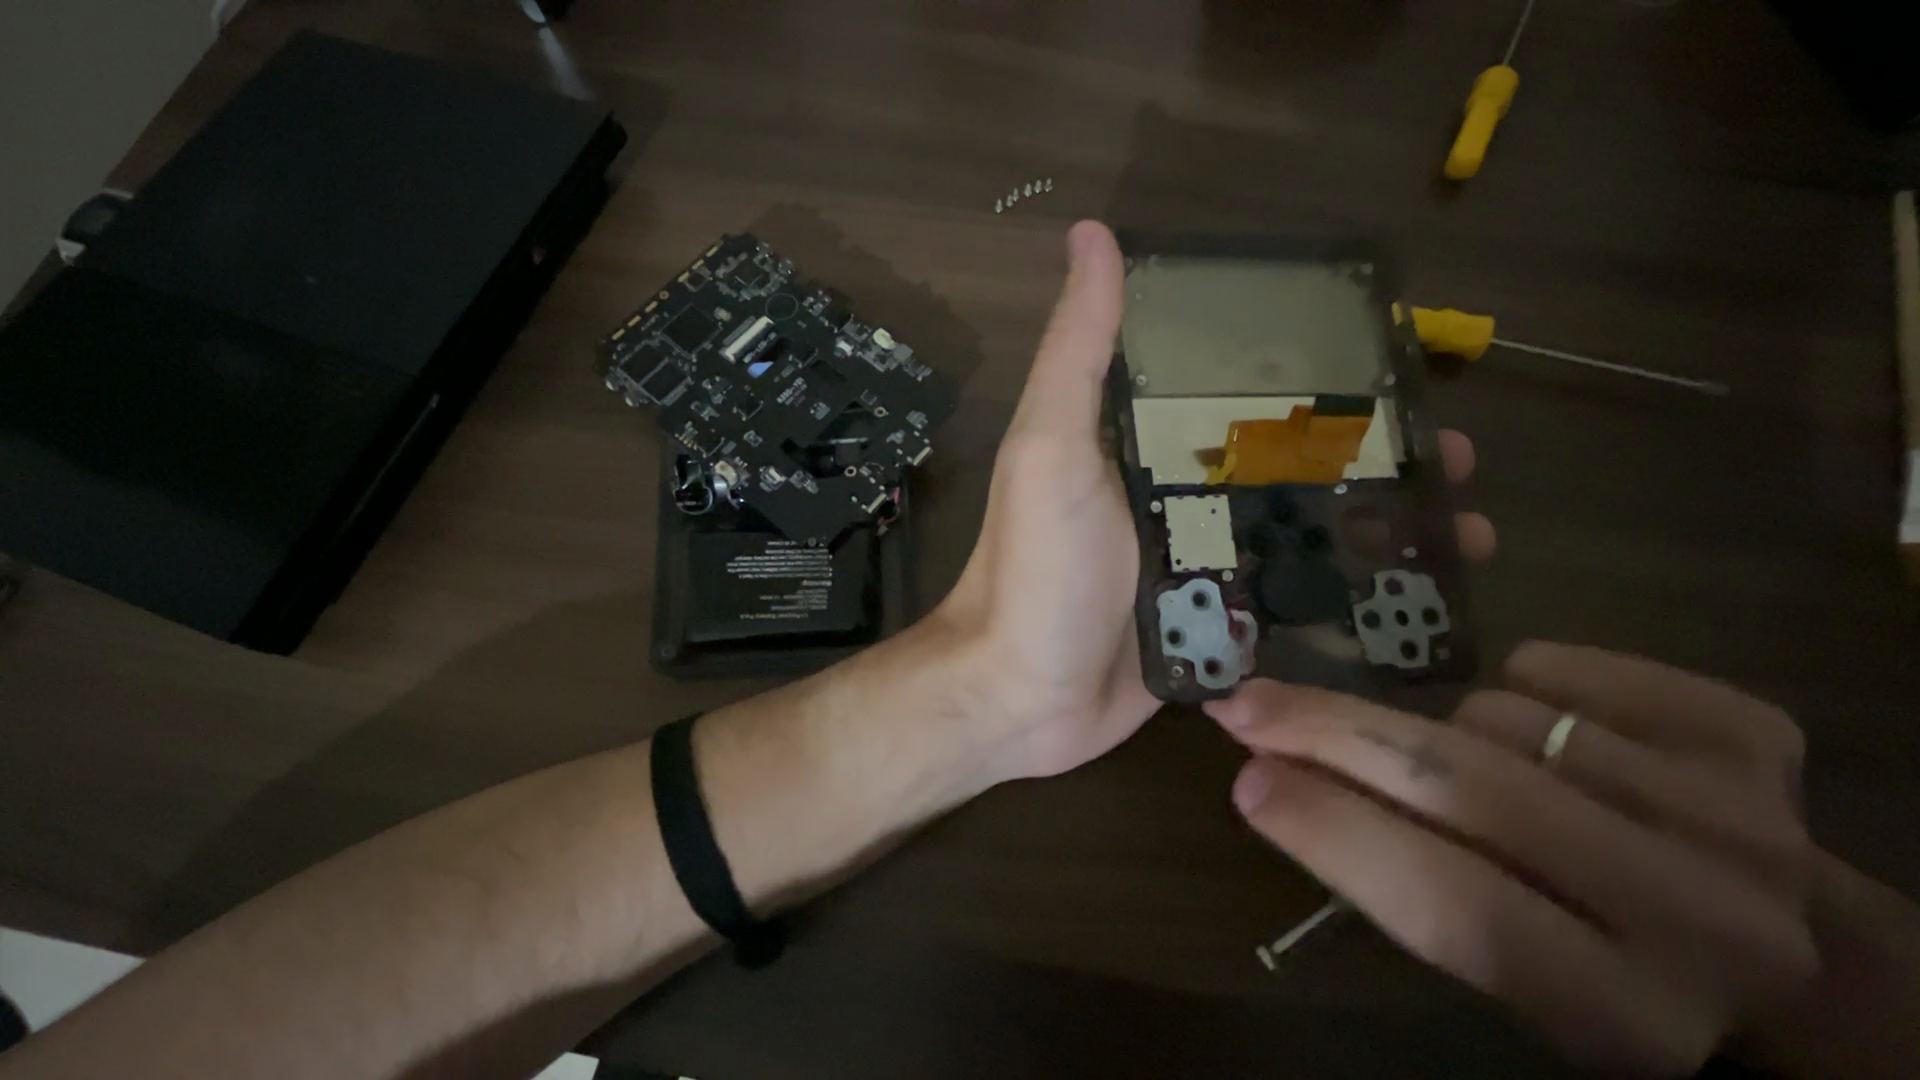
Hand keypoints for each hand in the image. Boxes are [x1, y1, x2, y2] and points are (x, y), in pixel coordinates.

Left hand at [933, 220, 1494, 782]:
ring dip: (1378, 521)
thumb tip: (1090, 233)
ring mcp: (1201, 561)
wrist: (1022, 695)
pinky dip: (1348, 588)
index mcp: (1143, 443)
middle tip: (1457, 450)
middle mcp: (1177, 493)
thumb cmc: (1037, 567)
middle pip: (1287, 458)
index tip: (1394, 357)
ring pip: (1303, 527)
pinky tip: (1423, 591)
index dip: (1314, 369)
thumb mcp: (1051, 446)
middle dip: (1370, 451)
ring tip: (1466, 523)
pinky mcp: (1216, 621)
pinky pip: (1291, 595)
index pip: (1240, 387)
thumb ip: (1078, 351)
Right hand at [1208, 643, 1817, 1074]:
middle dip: (1331, 731)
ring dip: (1448, 727)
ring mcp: (1736, 810)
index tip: (1243, 781)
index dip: (1335, 835)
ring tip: (1481, 766)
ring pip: (1500, 715)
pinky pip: (1555, 666)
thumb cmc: (1615, 973)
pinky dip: (1520, 683)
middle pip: (1470, 787)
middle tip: (1244, 705)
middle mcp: (1697, 911)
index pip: (1453, 908)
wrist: (1811, 963)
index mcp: (1626, 1008)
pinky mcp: (1749, 733)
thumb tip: (1279, 777)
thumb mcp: (1515, 971)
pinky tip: (1556, 731)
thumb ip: (1412, 886)